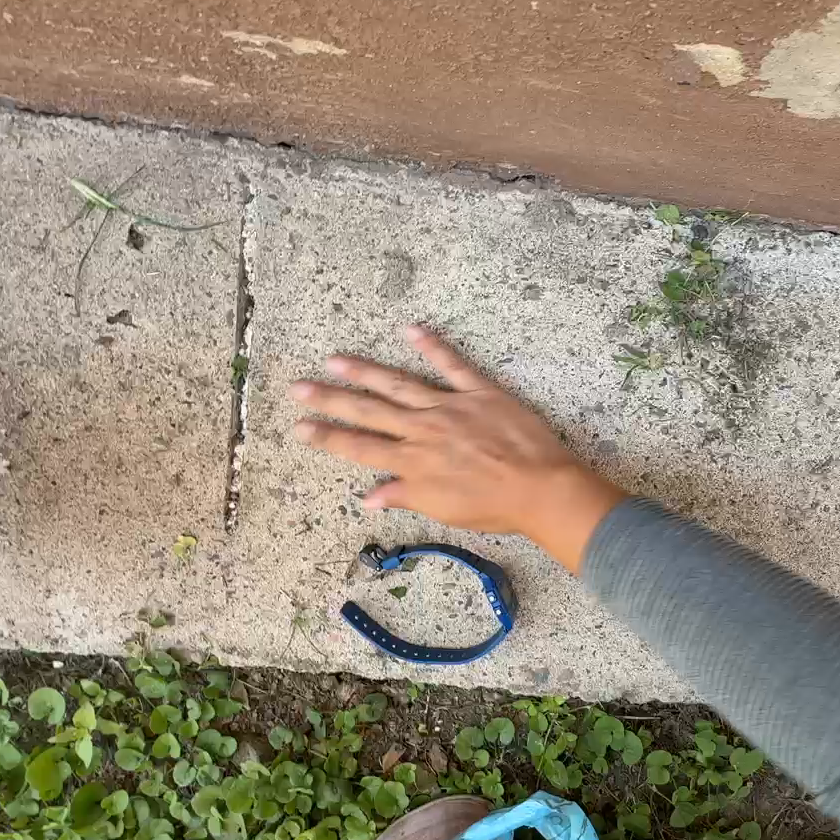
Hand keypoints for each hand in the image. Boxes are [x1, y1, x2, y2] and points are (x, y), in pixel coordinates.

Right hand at [289, 325, 627, 573]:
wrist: (540, 488)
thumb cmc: (495, 506)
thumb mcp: (445, 510)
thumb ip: (406, 496)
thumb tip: (370, 496)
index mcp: (414, 463)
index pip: (360, 448)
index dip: (328, 438)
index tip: (300, 428)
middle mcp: (423, 431)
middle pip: (369, 412)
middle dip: (331, 400)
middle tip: (299, 388)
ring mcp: (450, 407)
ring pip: (399, 385)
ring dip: (365, 372)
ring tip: (335, 359)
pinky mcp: (479, 391)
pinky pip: (452, 364)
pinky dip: (432, 346)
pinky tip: (411, 329)